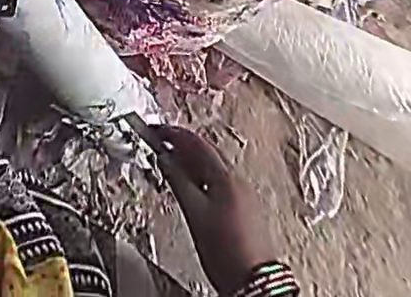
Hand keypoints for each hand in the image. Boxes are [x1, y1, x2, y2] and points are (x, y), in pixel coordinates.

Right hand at [149, 125, 269, 294]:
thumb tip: (163, 158)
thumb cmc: (225, 250)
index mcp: (226, 177)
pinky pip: (219, 181)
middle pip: (207, 151)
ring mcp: (244, 195)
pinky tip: (189, 184)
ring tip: (170, 162)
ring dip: (191, 160)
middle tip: (160, 142)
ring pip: (212, 166)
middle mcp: (238, 181)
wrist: (255, 284)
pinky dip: (201, 175)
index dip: (173, 133)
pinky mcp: (244, 209)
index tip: (155, 130)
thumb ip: (176, 179)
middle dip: (182, 144)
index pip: (196, 142)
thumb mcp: (194, 211)